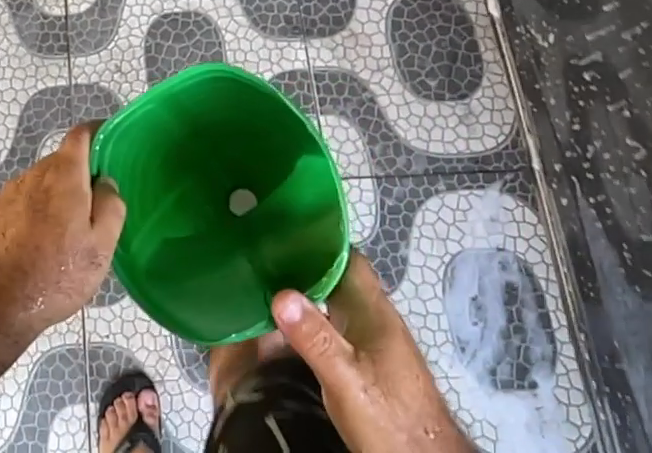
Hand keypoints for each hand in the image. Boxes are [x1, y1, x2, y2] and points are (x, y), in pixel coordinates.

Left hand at [0, 124, 125, 339]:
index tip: (110, 145)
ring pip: (43, 182)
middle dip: (80, 176)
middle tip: (95, 208)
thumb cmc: (57, 274)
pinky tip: (41, 242)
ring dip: (57, 195)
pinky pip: (26, 199)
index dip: (97, 134)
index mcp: (63, 175)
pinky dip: (38, 210)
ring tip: (67, 233)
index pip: (80, 135)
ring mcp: (11, 192)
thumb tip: (105, 182)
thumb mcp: (100, 246)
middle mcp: (34, 174)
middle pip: (62, 161)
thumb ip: (110, 206)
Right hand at [272, 254, 475, 452]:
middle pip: (340, 277)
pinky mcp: (370, 362)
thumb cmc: (390, 420)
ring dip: (308, 291)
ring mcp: (375, 341)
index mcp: (375, 312)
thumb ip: (315, 338)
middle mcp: (376, 319)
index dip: (318, 240)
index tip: (280, 232)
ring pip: (338, 301)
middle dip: (305, 263)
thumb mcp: (346, 380)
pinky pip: (337, 323)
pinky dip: (313, 317)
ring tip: (266, 285)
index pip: (348, 258)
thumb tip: (280, 294)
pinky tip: (288, 327)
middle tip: (261, 256)